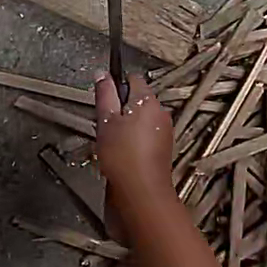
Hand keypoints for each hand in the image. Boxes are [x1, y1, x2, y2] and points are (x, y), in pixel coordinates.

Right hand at [93, 73, 174, 236]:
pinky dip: (134, 139)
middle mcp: (160, 113)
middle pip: (137, 100)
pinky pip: (146, 135)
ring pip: (141, 118)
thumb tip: (102, 74)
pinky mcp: (163, 148)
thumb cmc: (122, 156)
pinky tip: (122, 154)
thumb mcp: (106, 121)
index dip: (116, 86)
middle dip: (120, 109)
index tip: (104, 100)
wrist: (141, 193)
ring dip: (126, 125)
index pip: (133, 79)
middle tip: (106, 125)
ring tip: (113, 142)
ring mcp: (164, 131)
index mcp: (148, 101)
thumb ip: (104, 94)